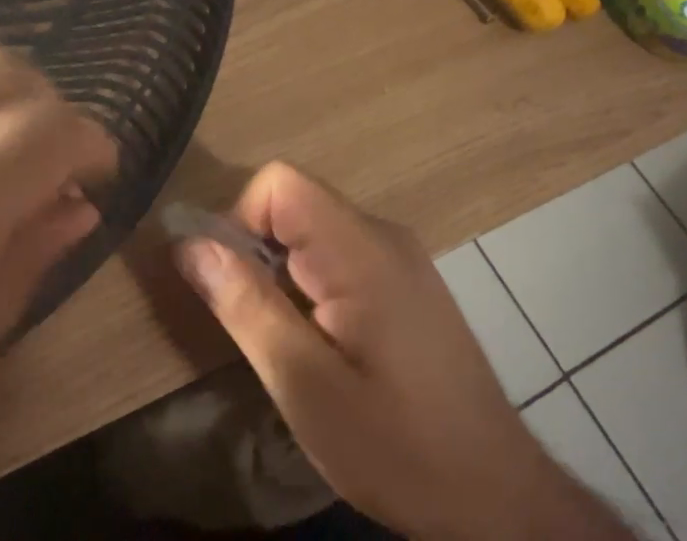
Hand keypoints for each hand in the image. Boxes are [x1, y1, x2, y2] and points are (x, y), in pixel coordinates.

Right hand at [174, 163, 632, 540]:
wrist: (499, 502)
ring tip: (287, 342)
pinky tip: (321, 345)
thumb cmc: (399, 448)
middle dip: (255, 251)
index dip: (238, 221)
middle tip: (256, 325)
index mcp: (362, 252)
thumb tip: (188, 244)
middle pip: (293, 203)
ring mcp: (401, 261)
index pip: (278, 184)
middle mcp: (385, 238)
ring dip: (279, 273)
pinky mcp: (406, 286)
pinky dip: (307, 285)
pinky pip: (336, 255)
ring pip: (311, 230)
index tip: (234, 287)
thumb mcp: (304, 384)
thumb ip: (245, 305)